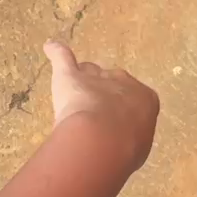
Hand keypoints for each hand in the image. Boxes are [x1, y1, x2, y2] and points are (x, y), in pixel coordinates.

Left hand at [45, 40, 158, 170]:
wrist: (106, 140)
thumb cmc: (127, 148)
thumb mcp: (137, 146)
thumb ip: (130, 136)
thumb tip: (123, 141)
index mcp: (146, 99)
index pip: (135, 95)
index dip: (123, 107)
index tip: (115, 119)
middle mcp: (124, 83)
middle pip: (112, 80)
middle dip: (103, 92)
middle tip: (93, 111)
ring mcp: (96, 77)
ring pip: (89, 72)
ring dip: (82, 83)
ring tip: (71, 96)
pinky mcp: (70, 75)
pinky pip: (63, 57)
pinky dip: (56, 53)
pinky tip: (50, 48)